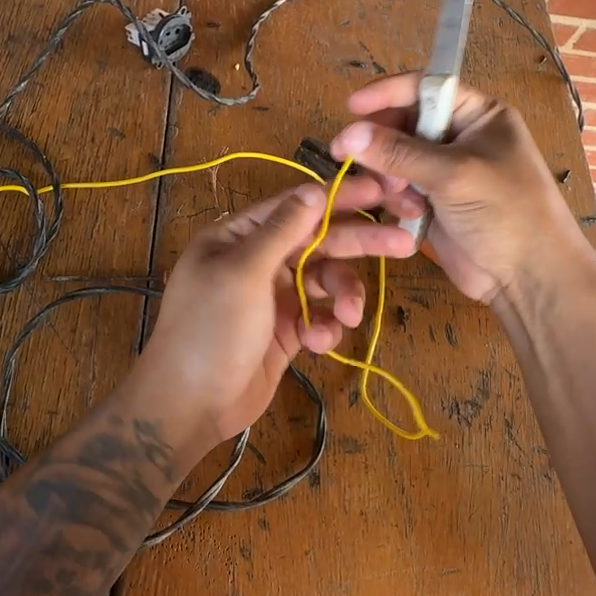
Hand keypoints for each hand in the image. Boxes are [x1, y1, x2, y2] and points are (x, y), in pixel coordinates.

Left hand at [132, 178, 415, 458]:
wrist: (192, 404)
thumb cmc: (211, 329)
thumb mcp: (244, 273)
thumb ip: (282, 231)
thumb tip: (314, 190)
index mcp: (238, 236)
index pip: (295, 207)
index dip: (338, 197)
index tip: (381, 191)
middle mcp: (257, 260)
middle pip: (318, 241)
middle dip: (358, 243)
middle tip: (404, 242)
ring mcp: (273, 296)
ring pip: (325, 281)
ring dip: (343, 295)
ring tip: (350, 316)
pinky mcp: (286, 330)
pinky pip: (319, 316)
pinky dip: (325, 326)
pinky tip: (318, 342)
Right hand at [330, 73, 577, 304]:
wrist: (528, 277)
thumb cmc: (505, 212)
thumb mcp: (453, 174)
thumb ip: (398, 153)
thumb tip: (346, 134)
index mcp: (477, 115)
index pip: (424, 87)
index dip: (387, 93)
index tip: (352, 107)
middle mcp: (459, 137)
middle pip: (402, 124)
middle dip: (383, 143)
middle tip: (354, 158)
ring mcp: (443, 171)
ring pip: (393, 159)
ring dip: (389, 177)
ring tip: (399, 198)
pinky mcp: (430, 202)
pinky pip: (396, 189)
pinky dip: (395, 199)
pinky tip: (408, 215)